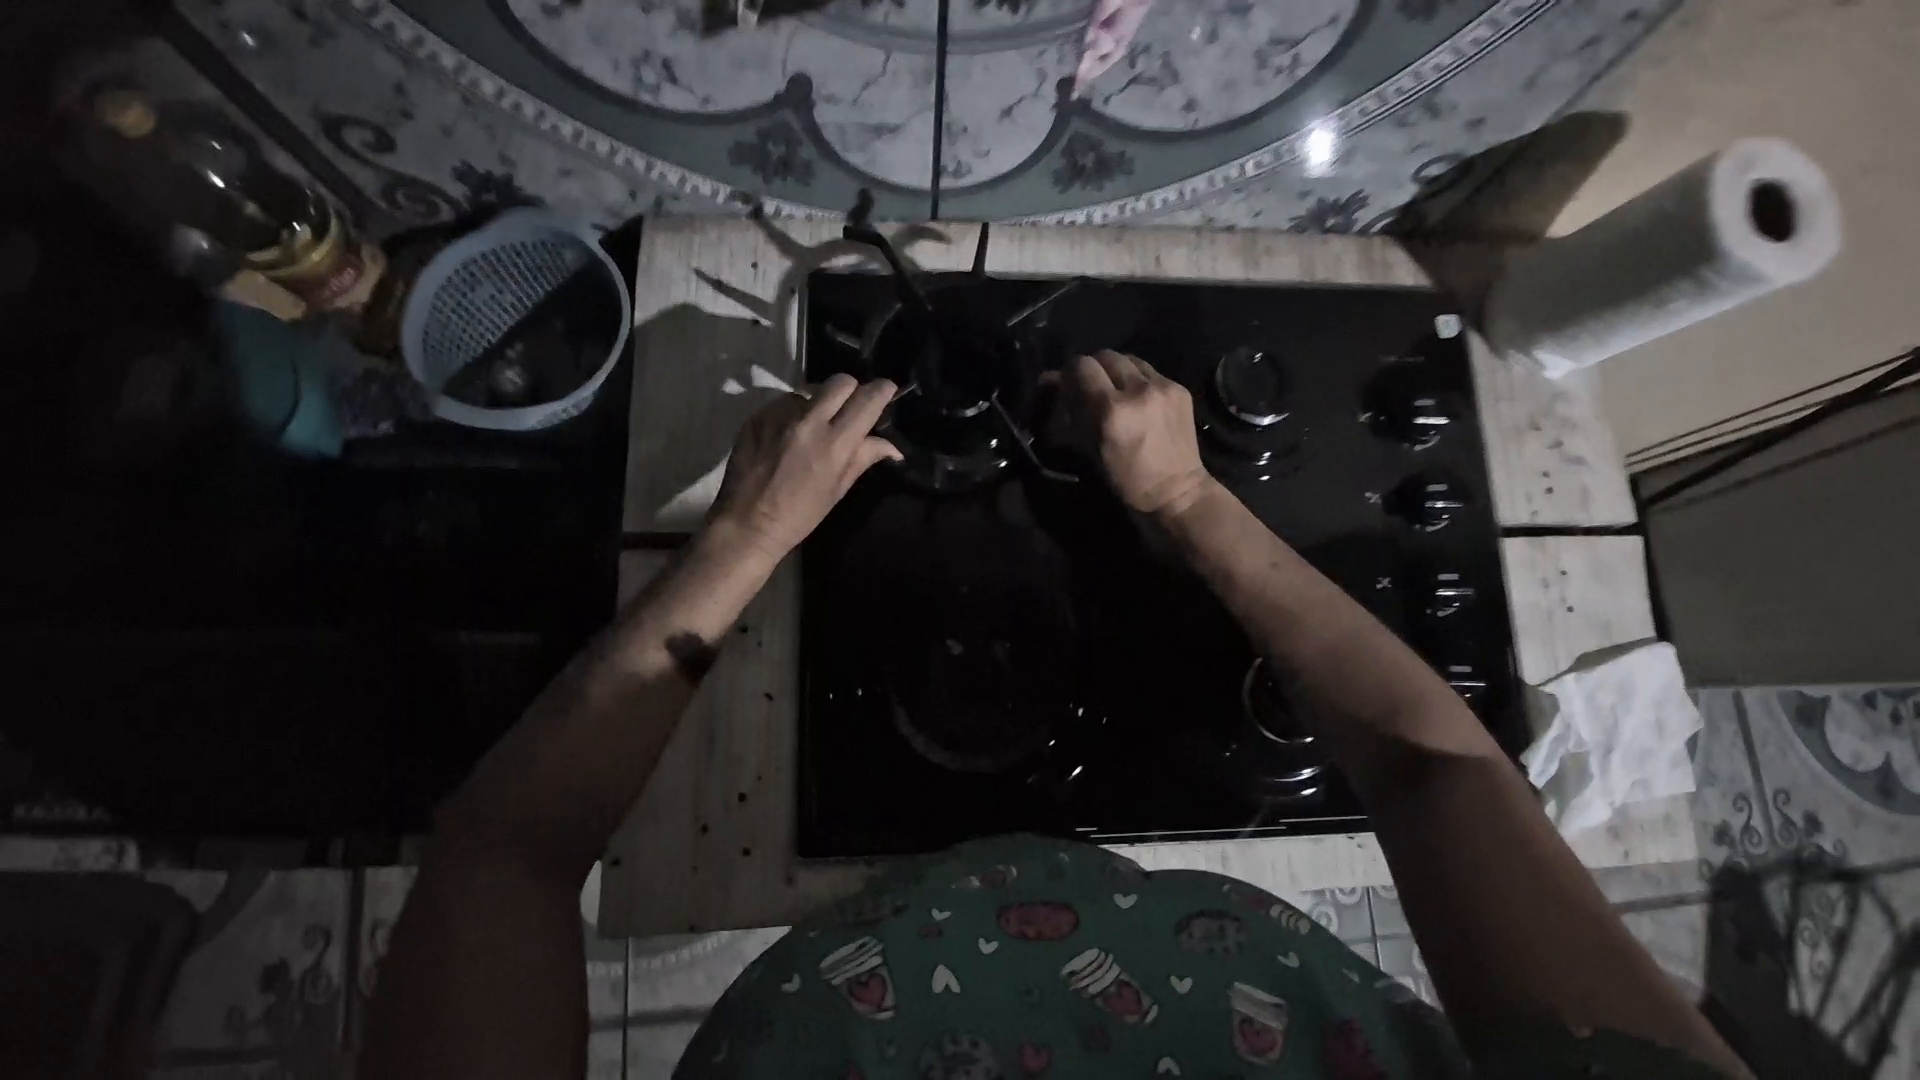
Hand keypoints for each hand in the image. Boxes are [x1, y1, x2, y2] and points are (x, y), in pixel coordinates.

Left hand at [708, 374, 901, 560]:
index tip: (886, 392)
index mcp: (834, 444)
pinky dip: (792, 414)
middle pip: (841, 381)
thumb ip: (864, 457)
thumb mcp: (838, 489)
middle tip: (849, 408)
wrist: (747, 523)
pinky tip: (787, 436)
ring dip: (818, 404)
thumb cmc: (800, 514)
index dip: (882, 391)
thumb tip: (893, 447)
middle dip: (851, 390)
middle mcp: (808, 421)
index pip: (867, 399)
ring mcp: (779, 415)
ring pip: (810, 391)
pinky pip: (785, 402)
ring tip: (812, 428)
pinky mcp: (758, 415)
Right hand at [1057, 350, 1211, 515]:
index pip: (1082, 366)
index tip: (1069, 385)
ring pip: (1129, 358)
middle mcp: (1137, 390)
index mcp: (1111, 410)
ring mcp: (1162, 386)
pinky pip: (1150, 371)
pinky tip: (1139, 400)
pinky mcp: (1179, 388)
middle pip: (1105, 355)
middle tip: (1091, 387)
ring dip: (1116, 370)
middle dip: (1093, 368)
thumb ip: (1070, 413)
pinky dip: (1137, 380)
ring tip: (1116, 391)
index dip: (1071, 372)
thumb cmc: (1126, 479)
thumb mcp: (1089, 450)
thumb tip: (1051, 383)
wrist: (1177, 491)